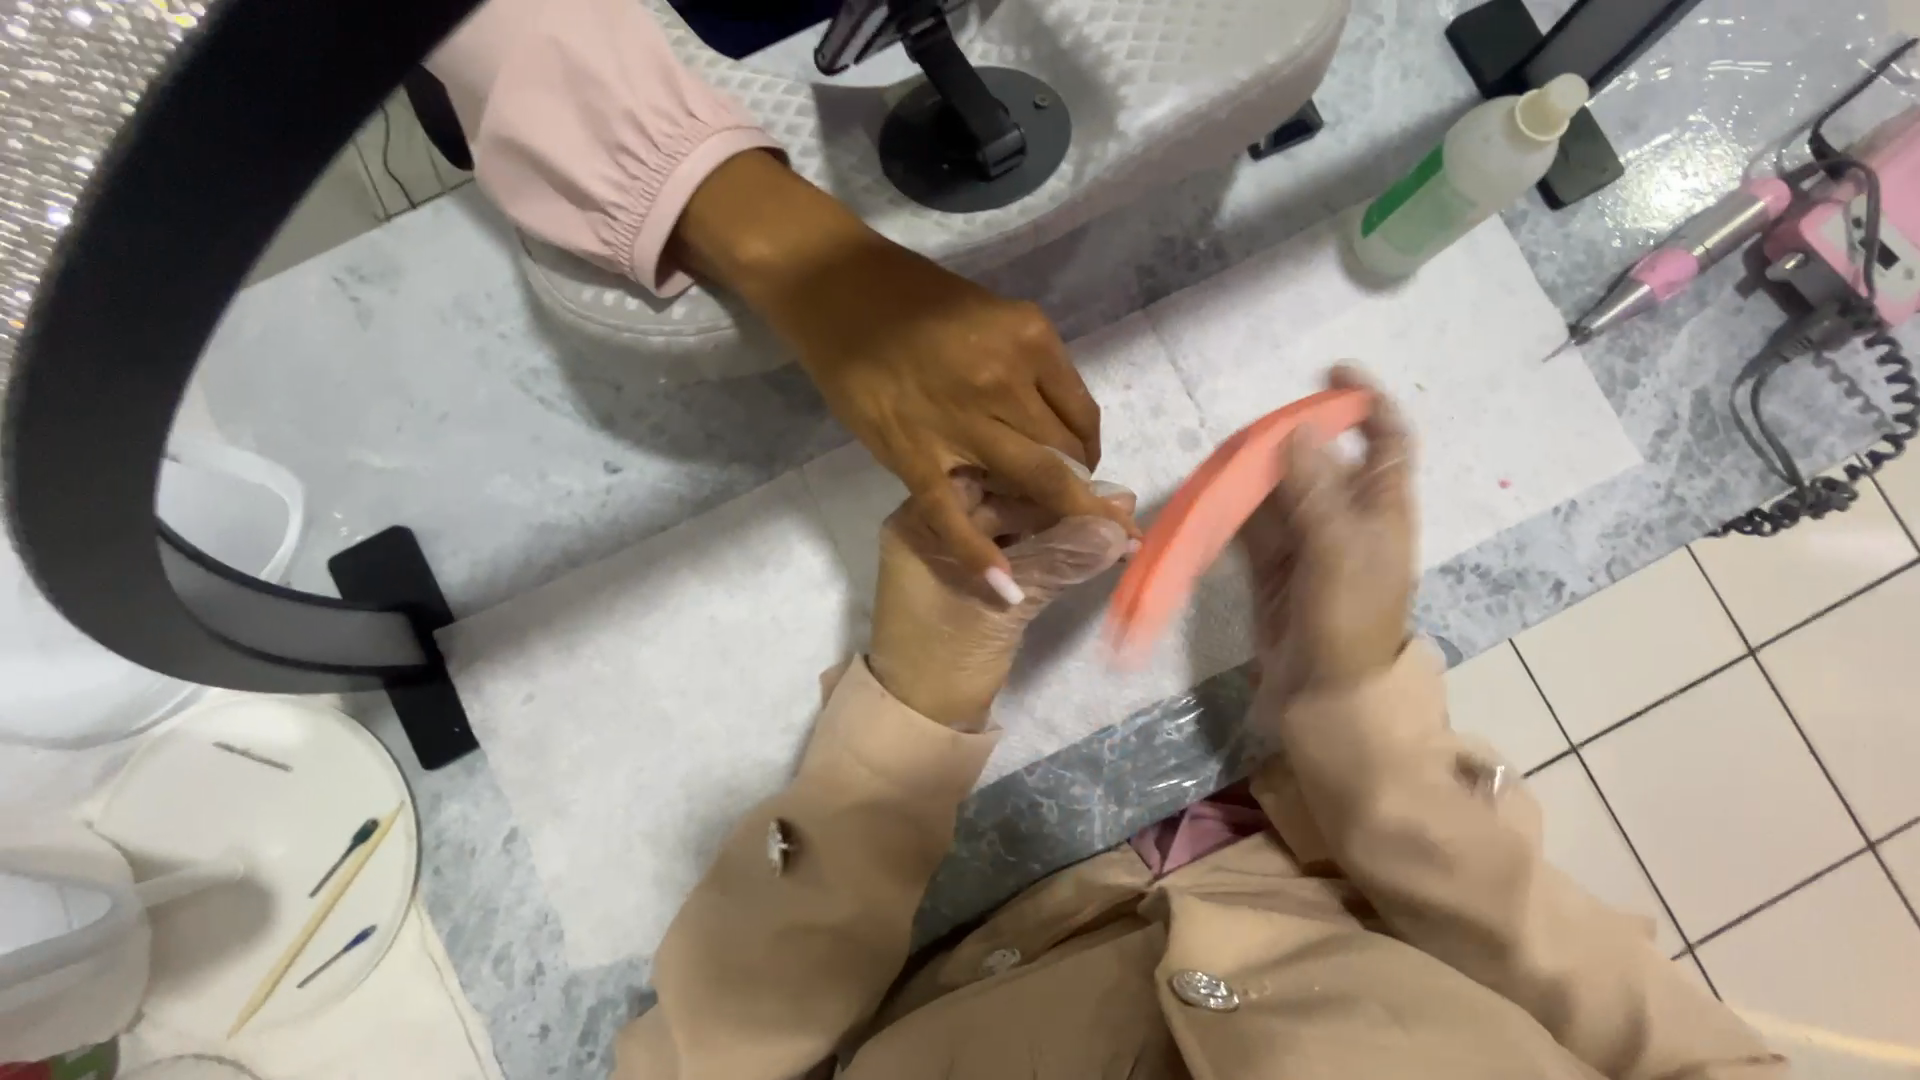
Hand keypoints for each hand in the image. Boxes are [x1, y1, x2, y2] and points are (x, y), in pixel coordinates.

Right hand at [670, 151, 1135, 600]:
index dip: (1090, 453)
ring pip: (1032, 482)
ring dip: (1063, 520)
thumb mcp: (992, 317)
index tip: (1084, 472)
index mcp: (1031, 339)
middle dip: (1090, 497)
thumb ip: (1026, 370)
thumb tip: (1050, 425)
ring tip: (1090, 552)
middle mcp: (1006, 380)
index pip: (1082, 415)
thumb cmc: (914, 296)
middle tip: (1104, 527)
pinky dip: (979, 554)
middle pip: (1067, 454)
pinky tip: (1004, 588)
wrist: (834, 289)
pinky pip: (951, 513)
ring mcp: (960, 421)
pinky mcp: (914, 454)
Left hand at [868, 474, 1135, 730]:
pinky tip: (1095, 545)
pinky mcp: (976, 578)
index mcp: (921, 522)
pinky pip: (1018, 553)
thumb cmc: (944, 658)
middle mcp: (935, 527)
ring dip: (1066, 528)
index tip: (1096, 483)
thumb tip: (1118, 530)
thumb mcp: (1002, 607)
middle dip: (1064, 506)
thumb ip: (1058, 562)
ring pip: (1018, 528)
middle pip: (1007, 502)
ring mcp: (956, 554)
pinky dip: (1054, 551)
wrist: (920, 721)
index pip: (988, 481)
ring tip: (1120, 523)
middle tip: (1122, 505)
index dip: (1043, 480)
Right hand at [1239, 366, 1417, 699]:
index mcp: (1382, 510)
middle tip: (1246, 434)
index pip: (1386, 440)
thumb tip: (1298, 428)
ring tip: (1217, 464)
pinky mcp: (1272, 570)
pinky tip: (1208, 501)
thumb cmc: (1350, 621)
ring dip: (1251, 476)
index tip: (1332, 371)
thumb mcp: (1340, 549)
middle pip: (1320, 460)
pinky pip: (1251, 529)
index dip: (1367, 402)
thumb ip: (1316, 489)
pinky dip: (1231, 513)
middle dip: (1287, 439)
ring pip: (1279, 493)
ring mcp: (1307, 545)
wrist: (1329, 699)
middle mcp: (1346, 519)